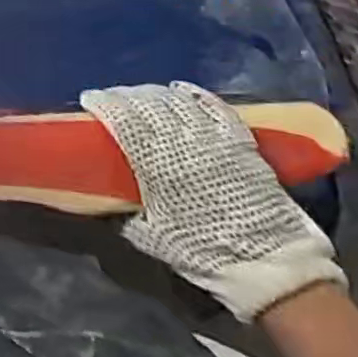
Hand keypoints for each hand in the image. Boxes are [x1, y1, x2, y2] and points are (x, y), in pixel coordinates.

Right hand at [81, 81, 345, 321]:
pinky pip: (217, 108)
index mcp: (154, 164)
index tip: (89, 98)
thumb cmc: (201, 251)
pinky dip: (196, 95)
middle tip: (111, 97)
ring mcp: (215, 142)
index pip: (121, 118)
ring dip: (155, 93)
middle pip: (147, 103)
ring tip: (143, 94)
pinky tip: (183, 91)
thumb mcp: (148, 233)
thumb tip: (103, 197)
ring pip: (178, 101)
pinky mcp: (242, 145)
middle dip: (124, 95)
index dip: (102, 102)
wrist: (268, 265)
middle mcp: (182, 145)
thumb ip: (122, 209)